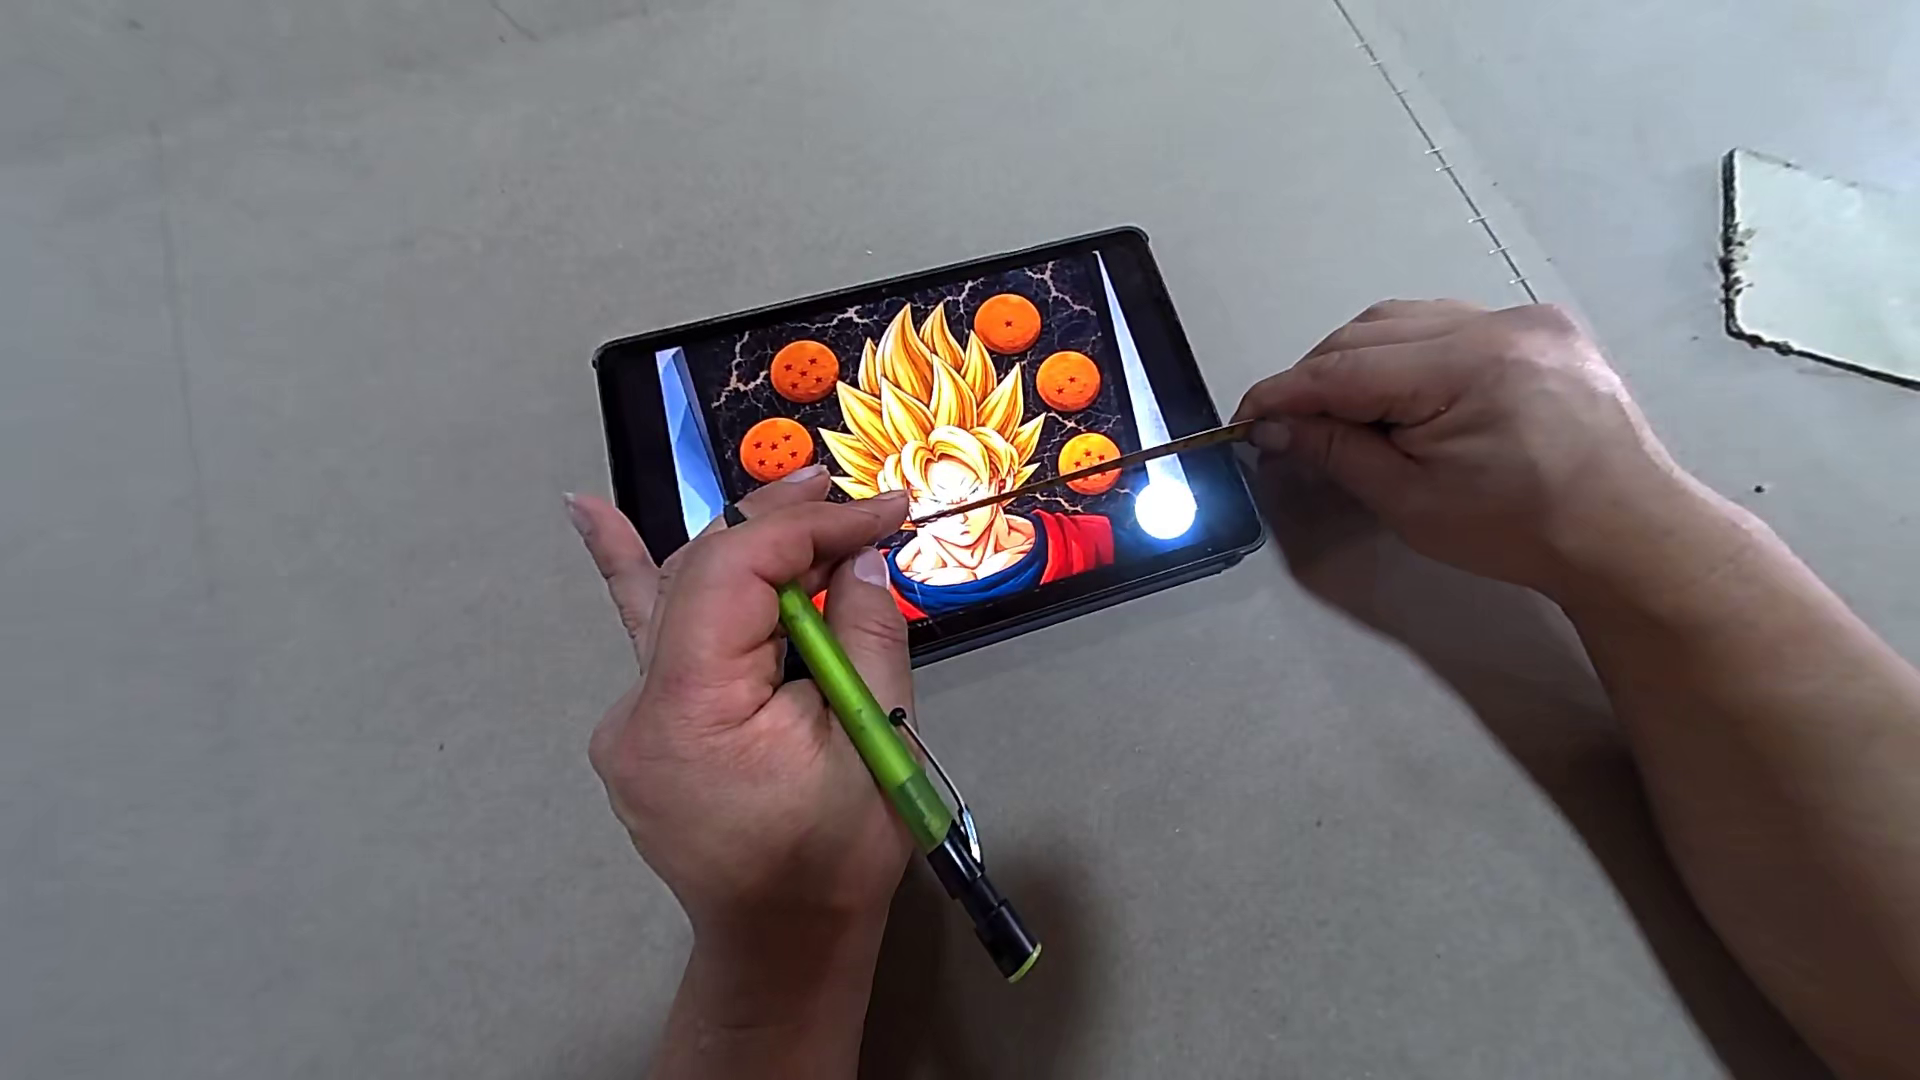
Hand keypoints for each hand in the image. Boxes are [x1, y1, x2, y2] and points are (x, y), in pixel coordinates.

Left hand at [568, 468, 913, 1009]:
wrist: (784, 941)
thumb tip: (862, 556)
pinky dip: (627, 563)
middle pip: (704, 571)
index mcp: (691, 711)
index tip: (879, 512)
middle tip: (848, 492)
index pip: (738, 573)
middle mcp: (639, 704)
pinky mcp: (650, 717)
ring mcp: (634, 711)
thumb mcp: (875, 739)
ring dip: (746, 541)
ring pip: (683, 590)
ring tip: (801, 493)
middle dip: (784, 522)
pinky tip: (589, 514)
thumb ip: (868, 634)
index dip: (812, 528)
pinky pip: (648, 628)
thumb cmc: (837, 856)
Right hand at [1234, 301, 1736, 600]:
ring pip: (1397, 321)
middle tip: (1286, 427)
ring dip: (1348, 362)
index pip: (1342, 370)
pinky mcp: (1534, 329)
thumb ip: (1332, 451)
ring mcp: (1522, 319)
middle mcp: (1497, 324)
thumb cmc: (1514, 529)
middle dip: (1311, 378)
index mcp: (1469, 368)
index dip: (1280, 393)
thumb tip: (1268, 428)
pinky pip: (1436, 324)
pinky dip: (1393, 353)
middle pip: (1364, 334)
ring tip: (1334, 411)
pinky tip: (1388, 391)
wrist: (1628, 534)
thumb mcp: (1405, 498)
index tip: (1241, 420)